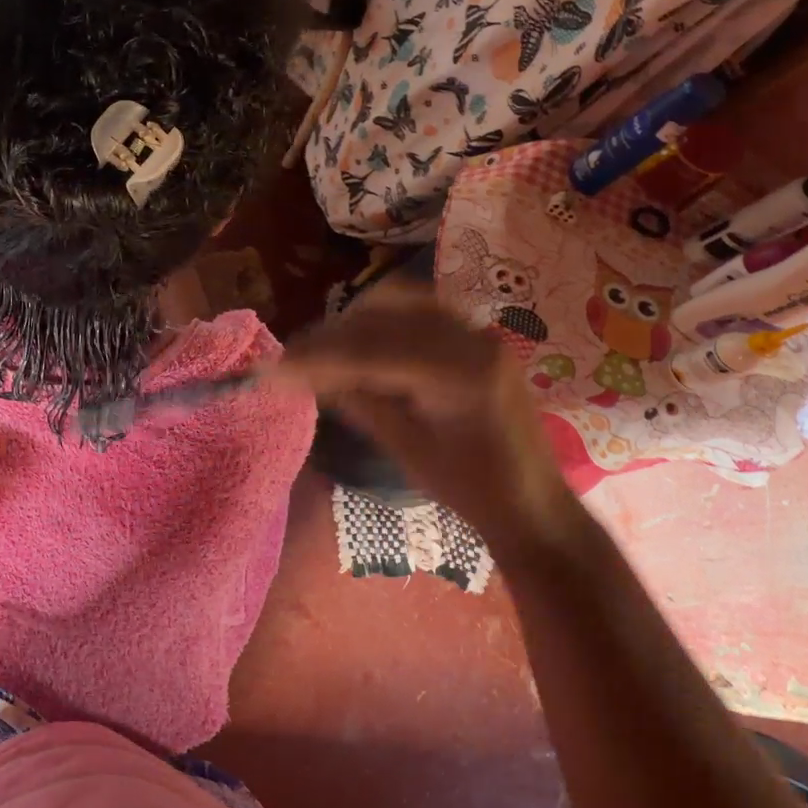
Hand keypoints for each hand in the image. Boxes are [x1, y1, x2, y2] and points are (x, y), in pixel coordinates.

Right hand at [269, 281, 577, 546]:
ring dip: (351, 321)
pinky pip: (417, 310)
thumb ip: (358, 401)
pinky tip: (355, 340)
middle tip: (288, 358)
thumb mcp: (407, 449)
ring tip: (317, 348)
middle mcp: (473, 339)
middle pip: (382, 317)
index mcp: (462, 374)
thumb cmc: (471, 490)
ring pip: (398, 303)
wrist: (533, 503)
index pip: (372, 352)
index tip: (274, 369)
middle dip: (329, 336)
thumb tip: (302, 376)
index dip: (317, 358)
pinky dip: (379, 319)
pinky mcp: (474, 336)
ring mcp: (477, 333)